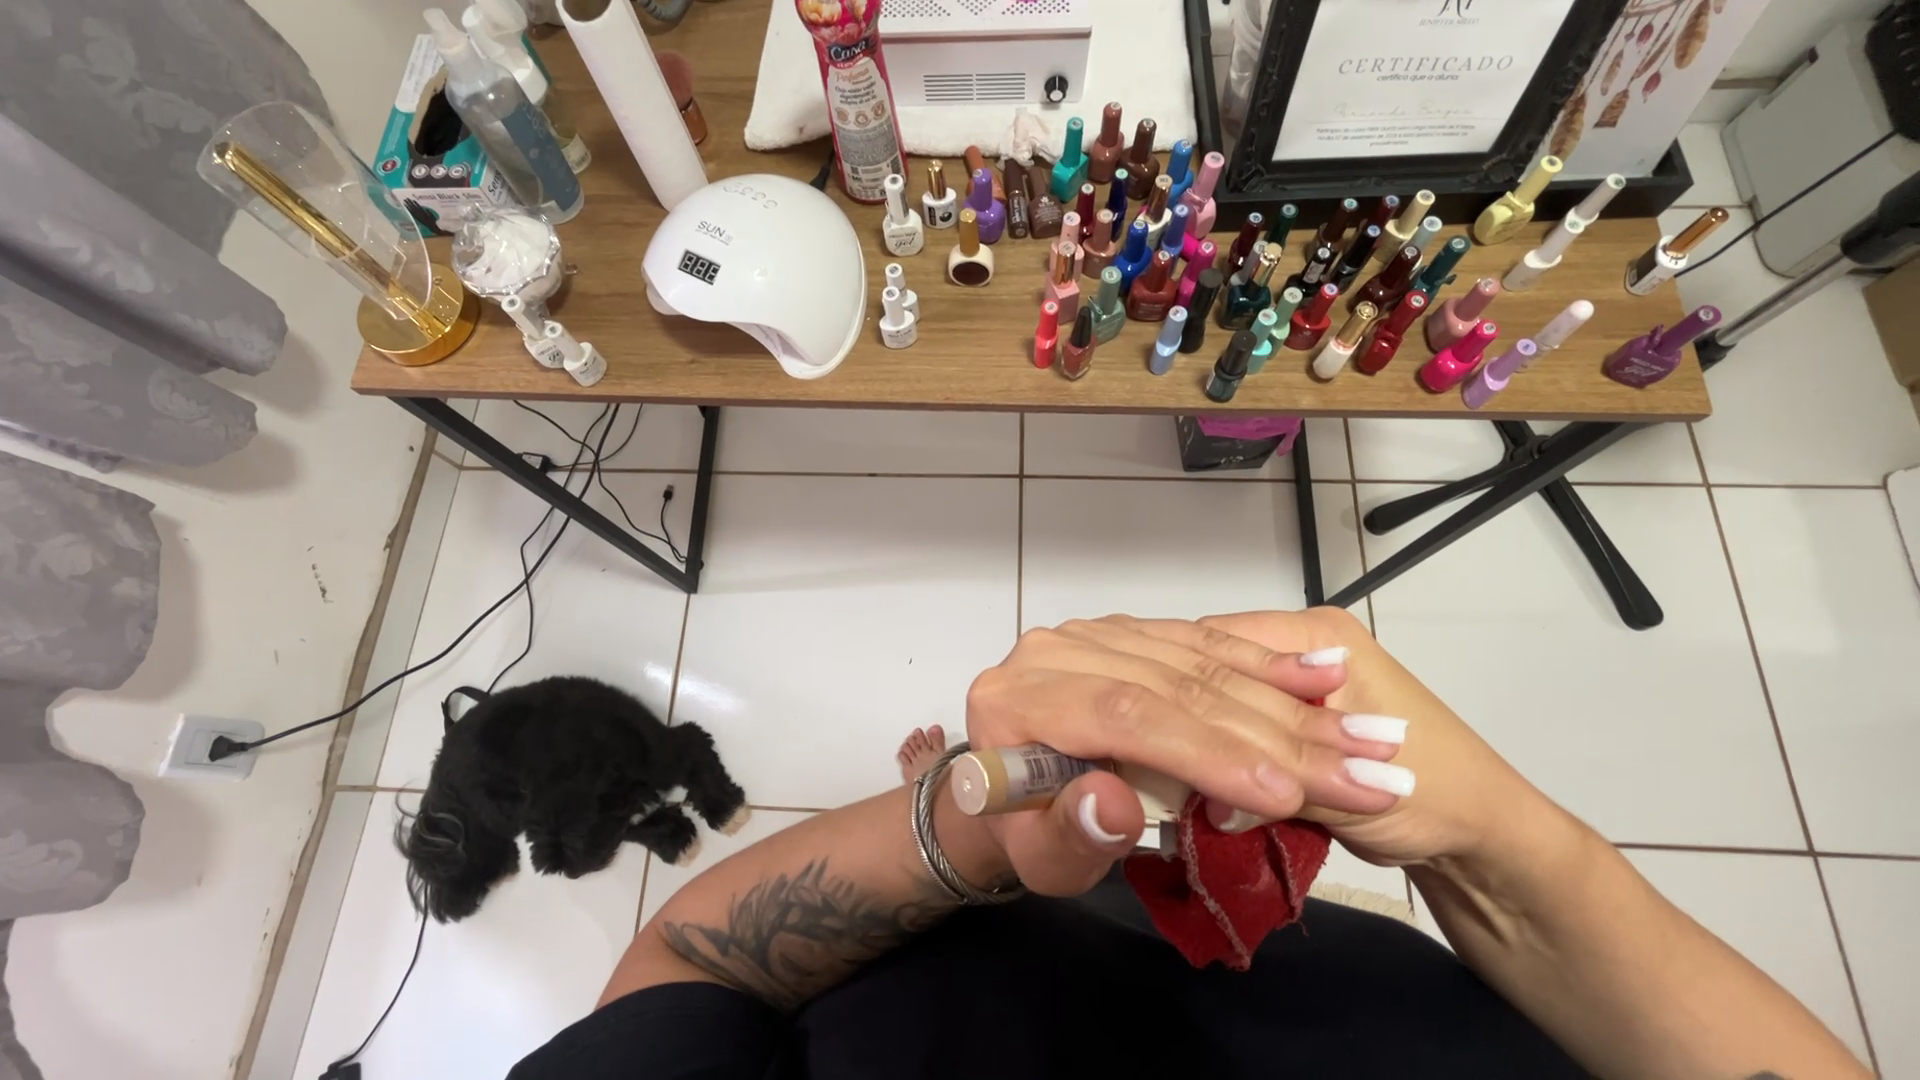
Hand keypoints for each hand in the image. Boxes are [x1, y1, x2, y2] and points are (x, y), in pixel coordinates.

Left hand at [955, 616, 1411, 896]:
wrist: (1014, 796)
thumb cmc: (1029, 837)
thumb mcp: (1043, 861)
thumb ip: (1069, 835)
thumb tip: (1111, 805)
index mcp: (1015, 701)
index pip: (1123, 714)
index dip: (1207, 750)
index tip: (1287, 792)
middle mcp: (1050, 651)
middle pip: (1171, 683)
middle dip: (1271, 733)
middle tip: (1366, 772)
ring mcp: (1090, 634)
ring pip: (1197, 659)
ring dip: (1285, 697)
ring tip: (1369, 733)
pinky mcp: (1122, 632)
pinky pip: (1201, 640)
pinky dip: (1265, 663)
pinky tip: (1325, 674)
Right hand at [1193, 608, 1555, 866]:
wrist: (1481, 838)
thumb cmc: (1436, 796)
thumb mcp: (1348, 792)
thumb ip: (1272, 787)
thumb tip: (1205, 800)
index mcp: (1319, 637)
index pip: (1219, 641)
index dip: (1182, 685)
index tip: (1158, 734)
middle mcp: (1303, 647)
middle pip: (1216, 666)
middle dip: (1191, 715)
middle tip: (1165, 763)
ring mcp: (1299, 681)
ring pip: (1223, 696)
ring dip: (1208, 737)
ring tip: (1180, 776)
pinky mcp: (1296, 716)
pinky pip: (1240, 722)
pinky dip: (1224, 752)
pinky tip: (1205, 781)